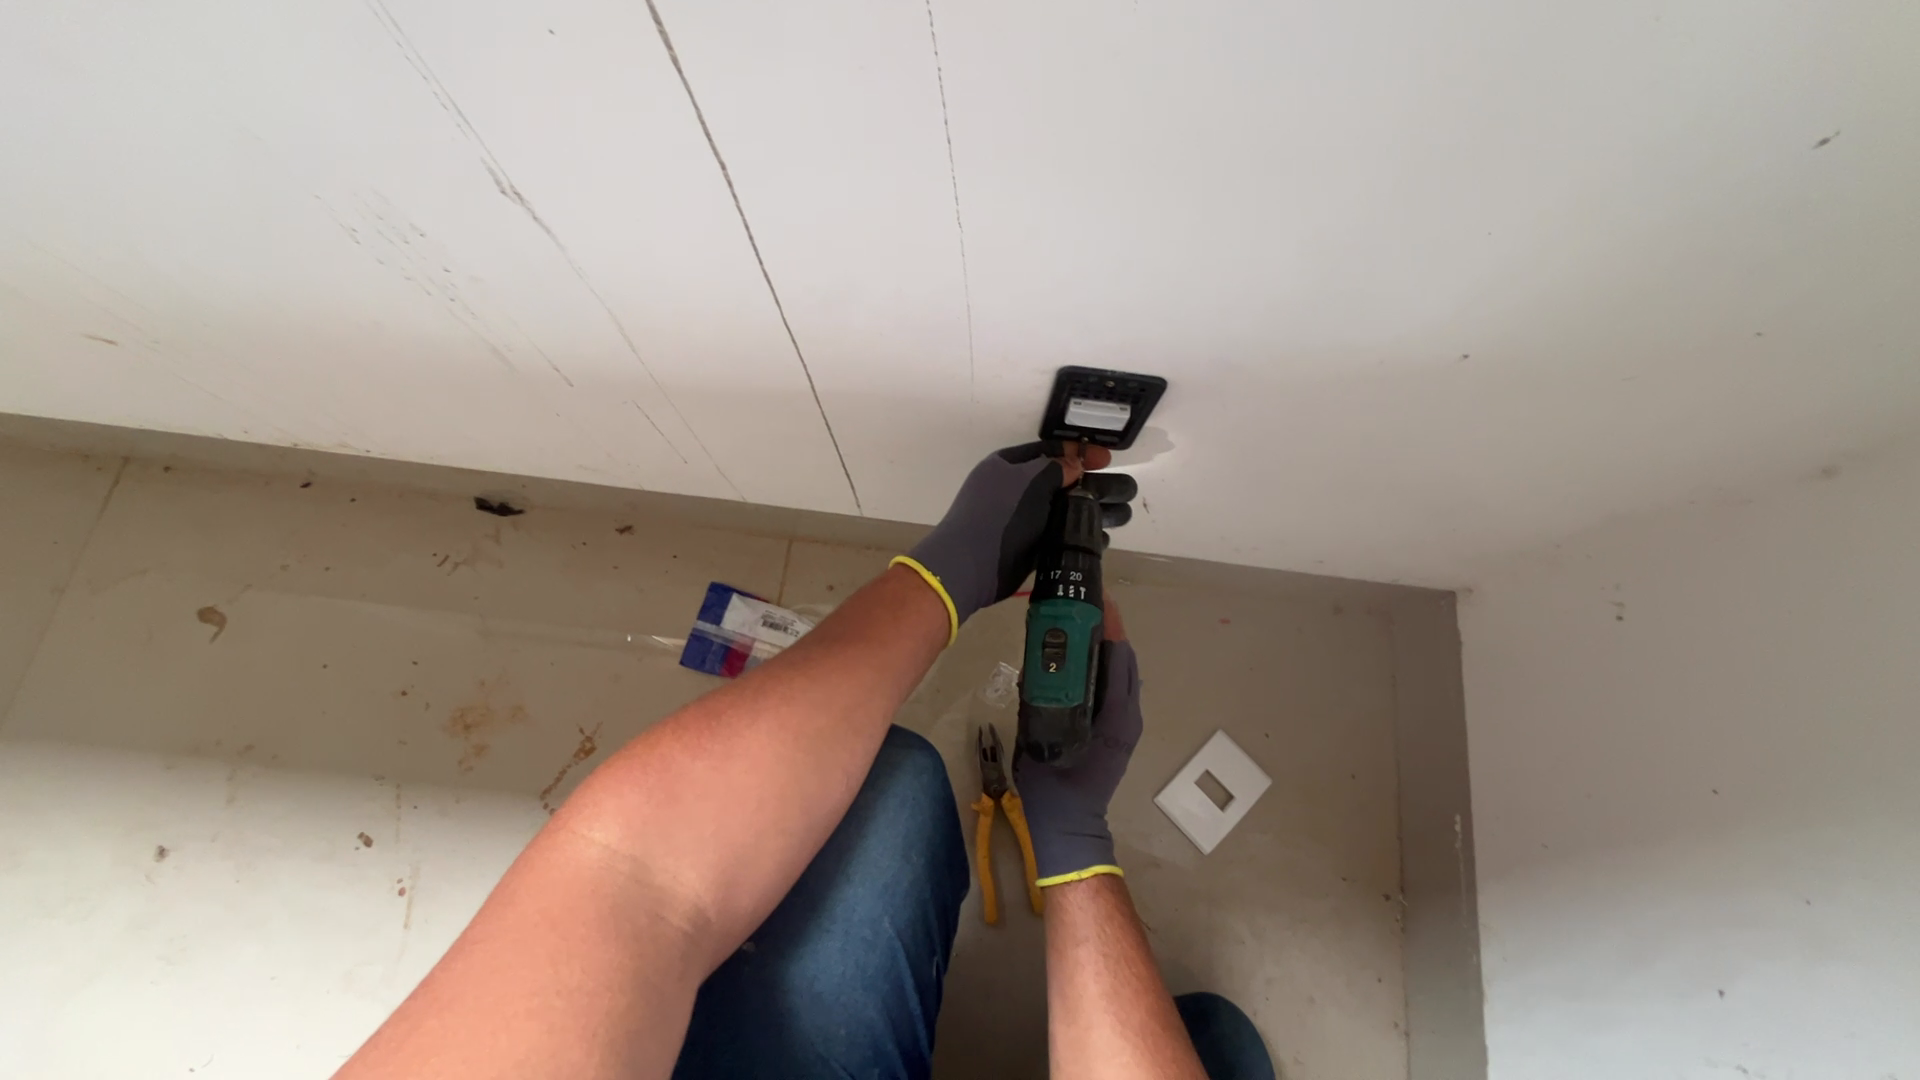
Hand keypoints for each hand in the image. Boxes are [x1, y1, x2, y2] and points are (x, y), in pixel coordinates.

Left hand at [898, 442, 1113, 630]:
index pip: (1049, 452)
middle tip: (1125, 489)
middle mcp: (1016, 490)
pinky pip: (1060, 535)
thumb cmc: (998, 515)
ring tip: (1123, 514)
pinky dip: (1080, 534)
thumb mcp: (1028, 482)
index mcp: (1008, 466)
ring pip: (1065, 510)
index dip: (1080, 453)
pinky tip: (1103, 537)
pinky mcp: (1029, 546)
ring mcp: (1022, 519)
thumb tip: (1075, 466)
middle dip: (1095, 484)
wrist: (970, 565)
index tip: (1107, 459)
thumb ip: (1055, 469)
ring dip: (1094, 511)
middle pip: (1062, 481)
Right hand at [1014, 607, 1140, 885]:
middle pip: (1126, 660)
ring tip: (1084, 624)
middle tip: (1086, 605)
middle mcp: (1128, 714)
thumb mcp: (1039, 736)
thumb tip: (1035, 663)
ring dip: (1109, 647)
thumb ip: (1038, 698)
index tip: (1095, 600)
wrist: (1067, 824)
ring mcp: (1127, 722)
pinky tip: (1082, 658)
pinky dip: (1106, 667)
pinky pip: (1118, 688)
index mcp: (1114, 715)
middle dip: (1110, 630)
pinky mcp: (1121, 729)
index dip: (1109, 626)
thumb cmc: (1051, 783)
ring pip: (1124, 673)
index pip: (1118, 658)